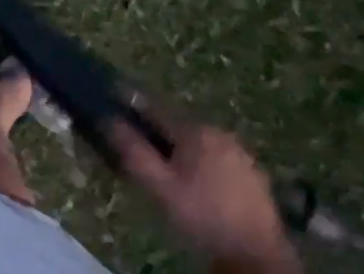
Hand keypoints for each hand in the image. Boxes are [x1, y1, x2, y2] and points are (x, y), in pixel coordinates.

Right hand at [112, 119, 300, 273]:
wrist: (256, 256)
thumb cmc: (201, 215)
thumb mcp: (158, 185)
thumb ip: (132, 149)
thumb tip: (108, 119)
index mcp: (196, 130)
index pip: (154, 108)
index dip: (131, 109)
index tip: (112, 108)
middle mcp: (221, 133)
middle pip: (178, 126)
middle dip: (157, 134)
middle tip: (141, 151)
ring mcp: (242, 155)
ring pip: (198, 143)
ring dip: (180, 150)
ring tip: (167, 170)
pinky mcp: (254, 176)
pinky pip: (218, 159)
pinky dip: (202, 164)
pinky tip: (197, 186)